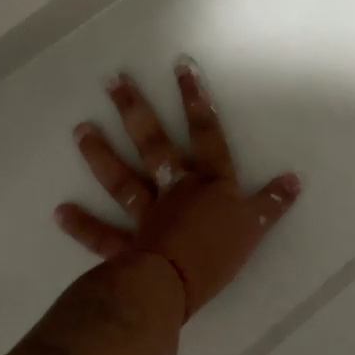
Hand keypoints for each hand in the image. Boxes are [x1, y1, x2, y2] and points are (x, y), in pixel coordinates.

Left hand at [55, 60, 300, 317]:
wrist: (172, 287)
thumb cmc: (215, 253)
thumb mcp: (254, 227)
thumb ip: (271, 202)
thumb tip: (294, 179)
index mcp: (208, 182)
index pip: (206, 133)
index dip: (196, 100)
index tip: (181, 67)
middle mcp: (173, 189)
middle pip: (154, 144)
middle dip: (135, 110)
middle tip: (113, 80)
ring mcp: (145, 215)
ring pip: (121, 179)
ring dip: (100, 154)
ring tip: (80, 128)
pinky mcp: (125, 247)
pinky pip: (102, 235)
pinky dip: (81, 224)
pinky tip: (60, 211)